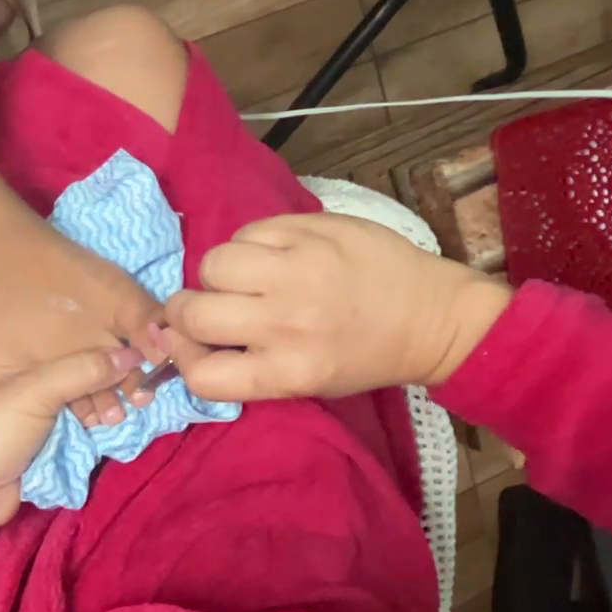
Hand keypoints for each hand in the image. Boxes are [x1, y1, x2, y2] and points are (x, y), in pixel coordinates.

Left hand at [0, 345, 145, 536]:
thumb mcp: (34, 392)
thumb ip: (83, 370)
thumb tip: (133, 354)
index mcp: (8, 356)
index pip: (61, 339)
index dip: (98, 343)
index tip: (135, 349)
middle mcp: (22, 379)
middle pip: (75, 370)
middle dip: (107, 378)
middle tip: (139, 387)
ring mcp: (34, 412)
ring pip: (80, 399)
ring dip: (105, 405)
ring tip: (129, 410)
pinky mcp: (45, 440)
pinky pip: (78, 425)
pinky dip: (97, 425)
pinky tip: (116, 424)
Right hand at [163, 213, 512, 399]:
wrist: (431, 317)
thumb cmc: (362, 357)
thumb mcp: (304, 382)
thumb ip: (246, 367)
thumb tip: (181, 337)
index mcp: (287, 372)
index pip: (202, 375)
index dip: (185, 359)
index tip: (195, 346)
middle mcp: (287, 323)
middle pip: (194, 313)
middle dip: (187, 309)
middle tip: (207, 305)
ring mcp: (300, 270)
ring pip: (214, 263)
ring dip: (219, 272)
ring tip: (246, 276)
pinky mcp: (313, 230)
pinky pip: (249, 231)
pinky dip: (251, 243)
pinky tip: (275, 253)